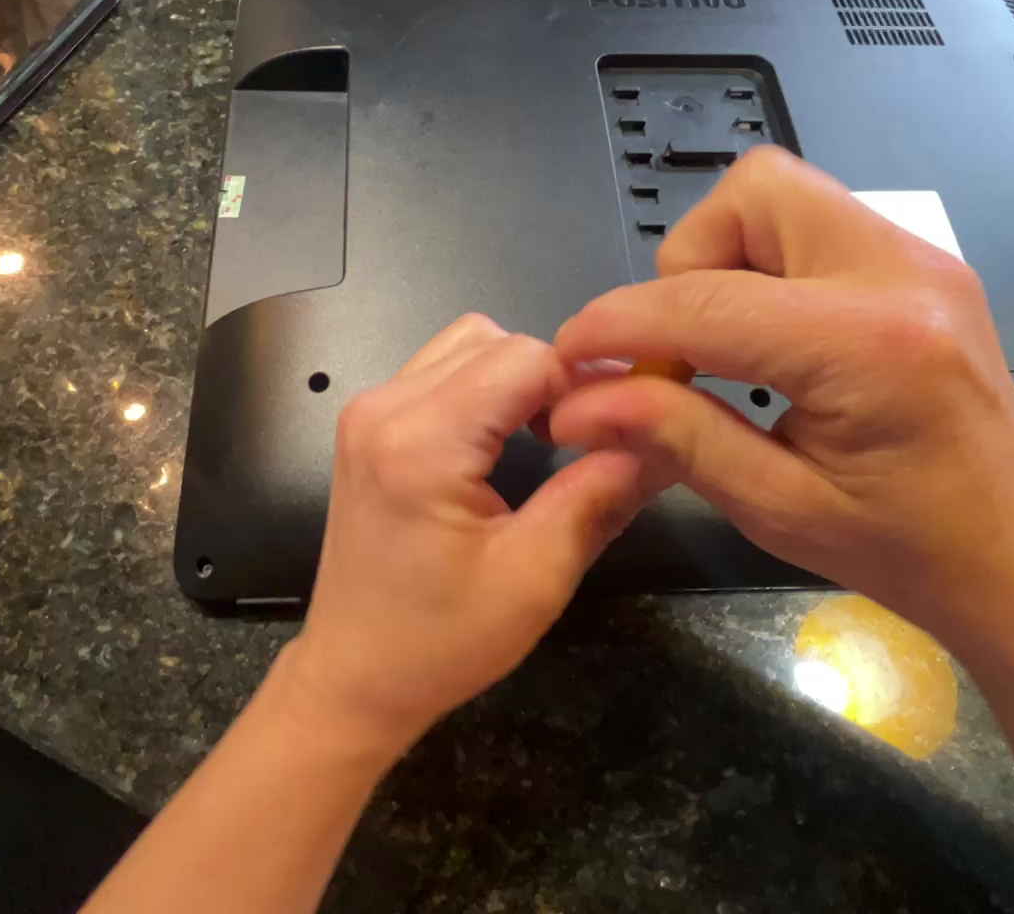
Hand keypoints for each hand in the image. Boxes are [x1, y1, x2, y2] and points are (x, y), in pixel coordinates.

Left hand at [273, 314, 652, 754]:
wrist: (355, 673)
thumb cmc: (441, 641)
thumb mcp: (535, 577)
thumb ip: (598, 495)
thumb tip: (658, 438)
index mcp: (421, 442)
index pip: (525, 357)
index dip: (581, 383)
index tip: (613, 428)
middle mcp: (383, 406)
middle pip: (494, 340)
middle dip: (550, 378)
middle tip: (582, 437)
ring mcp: (366, 410)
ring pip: (465, 344)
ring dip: (514, 378)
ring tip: (542, 438)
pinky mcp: (365, 423)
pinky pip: (437, 370)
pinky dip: (480, 389)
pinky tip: (497, 441)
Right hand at [547, 147, 1013, 641]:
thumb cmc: (902, 551)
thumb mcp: (771, 506)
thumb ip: (670, 437)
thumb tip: (577, 404)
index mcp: (871, 348)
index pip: (705, 303)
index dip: (615, 324)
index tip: (571, 357)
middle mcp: (900, 275)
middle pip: (753, 194)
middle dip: (685, 264)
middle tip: (674, 347)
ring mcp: (917, 258)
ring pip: (777, 194)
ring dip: (719, 259)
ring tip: (715, 344)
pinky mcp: (915, 264)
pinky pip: (807, 224)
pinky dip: (755, 267)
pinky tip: (758, 340)